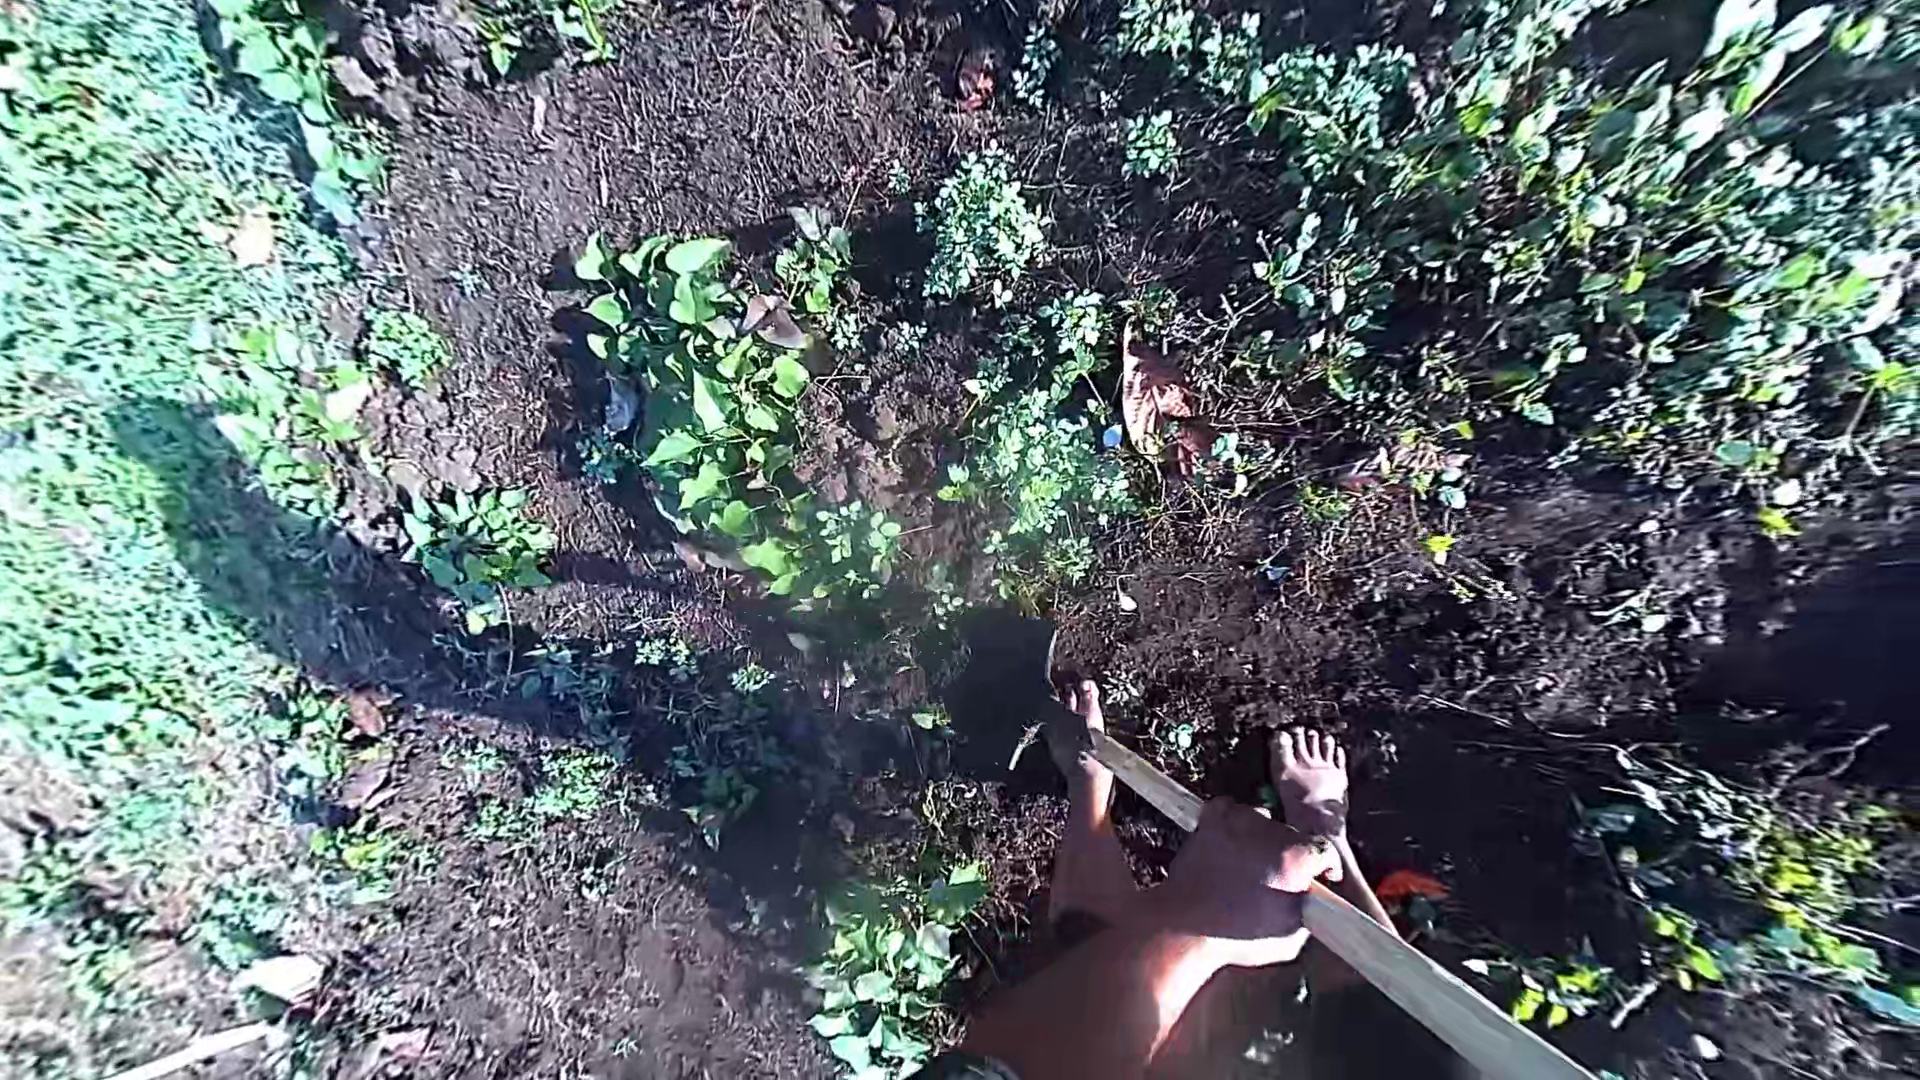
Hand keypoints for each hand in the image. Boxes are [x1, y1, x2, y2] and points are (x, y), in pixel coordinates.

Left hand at [1132, 798, 1340, 968]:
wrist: (1188, 921)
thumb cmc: (1238, 934)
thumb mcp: (1292, 932)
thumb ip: (1309, 905)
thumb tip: (1312, 894)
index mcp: (1294, 857)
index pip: (1325, 849)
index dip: (1326, 866)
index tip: (1321, 878)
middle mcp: (1266, 830)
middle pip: (1293, 834)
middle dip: (1293, 854)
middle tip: (1281, 877)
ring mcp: (1236, 819)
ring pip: (1262, 819)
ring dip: (1263, 837)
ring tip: (1253, 862)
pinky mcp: (1211, 818)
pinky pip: (1231, 809)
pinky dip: (1234, 821)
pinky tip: (1233, 842)